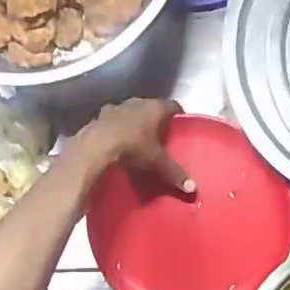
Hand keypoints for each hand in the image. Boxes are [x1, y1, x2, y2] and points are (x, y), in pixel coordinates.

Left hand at [78, 98, 193, 192]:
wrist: (97, 145)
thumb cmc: (134, 147)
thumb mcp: (157, 162)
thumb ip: (175, 173)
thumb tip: (193, 188)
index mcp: (155, 108)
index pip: (173, 106)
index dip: (178, 114)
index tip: (180, 123)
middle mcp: (137, 102)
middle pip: (151, 106)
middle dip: (156, 117)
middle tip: (160, 132)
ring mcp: (117, 106)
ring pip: (131, 110)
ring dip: (135, 119)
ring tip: (138, 134)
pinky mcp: (101, 115)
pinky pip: (114, 118)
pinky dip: (117, 125)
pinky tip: (117, 137)